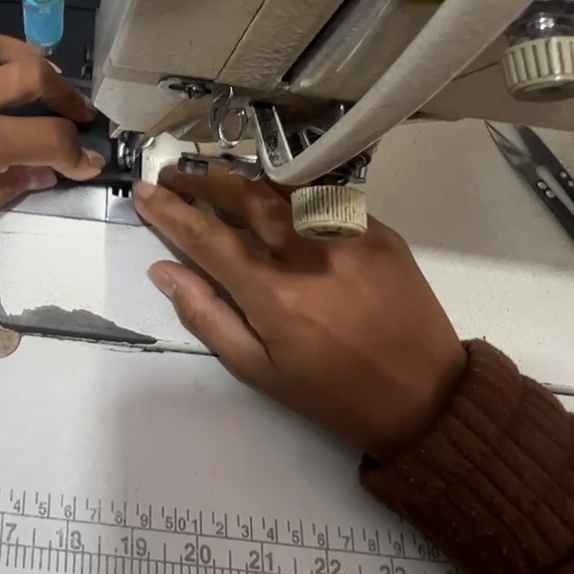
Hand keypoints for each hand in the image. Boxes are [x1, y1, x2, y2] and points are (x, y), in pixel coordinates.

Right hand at [131, 166, 466, 460]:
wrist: (430, 400)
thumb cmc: (333, 395)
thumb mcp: (260, 371)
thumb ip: (207, 316)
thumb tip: (163, 270)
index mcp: (276, 296)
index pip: (207, 238)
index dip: (169, 211)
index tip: (143, 193)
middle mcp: (310, 256)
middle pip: (244, 198)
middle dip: (201, 180)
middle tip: (172, 174)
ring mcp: (349, 237)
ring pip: (282, 189)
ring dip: (241, 177)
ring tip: (212, 173)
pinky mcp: (379, 232)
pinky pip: (322, 199)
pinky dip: (287, 191)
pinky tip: (270, 191)